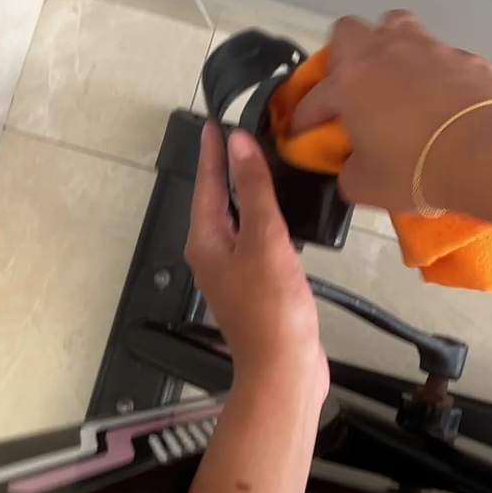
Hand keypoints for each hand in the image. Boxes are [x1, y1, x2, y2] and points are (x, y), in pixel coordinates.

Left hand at [185, 122, 326, 398]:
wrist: (285, 368)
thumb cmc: (273, 307)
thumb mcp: (264, 239)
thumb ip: (253, 190)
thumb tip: (237, 144)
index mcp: (207, 242)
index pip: (207, 185)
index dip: (213, 154)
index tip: (215, 124)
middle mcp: (213, 256)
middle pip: (216, 203)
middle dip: (225, 171)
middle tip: (239, 140)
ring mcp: (233, 274)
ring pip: (235, 223)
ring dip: (245, 195)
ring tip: (260, 170)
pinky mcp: (256, 288)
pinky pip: (254, 242)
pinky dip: (262, 221)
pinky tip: (279, 218)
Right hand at [288, 10, 491, 214]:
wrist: (487, 156)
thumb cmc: (415, 170)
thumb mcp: (365, 186)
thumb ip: (348, 171)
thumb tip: (352, 164)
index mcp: (351, 80)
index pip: (315, 98)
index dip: (305, 119)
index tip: (304, 136)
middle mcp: (385, 52)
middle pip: (349, 31)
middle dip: (344, 56)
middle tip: (353, 89)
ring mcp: (429, 48)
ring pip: (398, 26)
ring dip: (390, 48)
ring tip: (397, 79)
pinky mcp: (466, 57)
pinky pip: (441, 56)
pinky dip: (435, 73)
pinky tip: (443, 100)